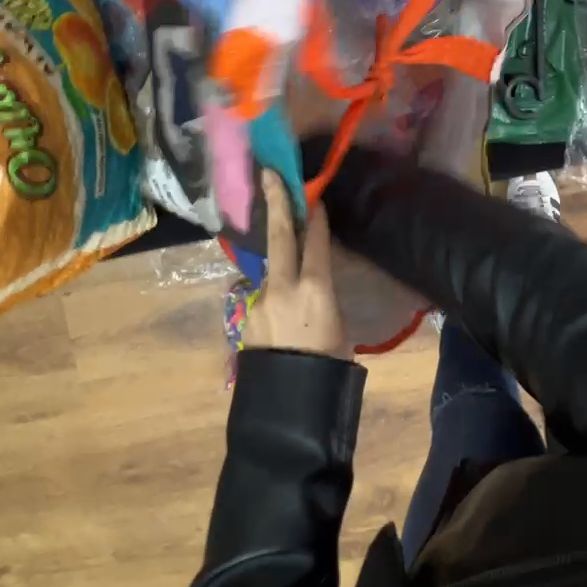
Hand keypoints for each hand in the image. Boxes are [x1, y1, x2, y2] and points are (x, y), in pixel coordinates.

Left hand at [243, 171, 351, 360]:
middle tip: (268, 173)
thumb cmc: (329, 371)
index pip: (315, 241)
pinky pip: (265, 301)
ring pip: (272, 273)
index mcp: (315, 290)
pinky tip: (285, 324)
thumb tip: (314, 288)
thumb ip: (324, 299)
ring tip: (296, 298)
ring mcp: (260, 302)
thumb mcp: (340, 330)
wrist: (289, 412)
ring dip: (282, 272)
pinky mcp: (246, 319)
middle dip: (276, 202)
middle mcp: (283, 288)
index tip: (313, 193)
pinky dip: (275, 303)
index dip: (316, 216)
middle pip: (281, 236)